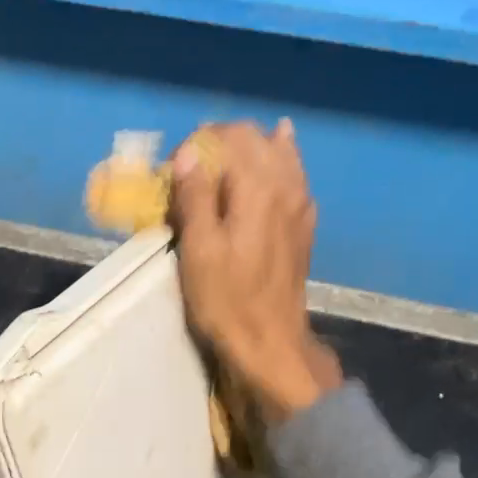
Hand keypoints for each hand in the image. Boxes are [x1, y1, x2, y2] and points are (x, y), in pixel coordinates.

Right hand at [170, 120, 341, 419]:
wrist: (270, 342)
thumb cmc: (226, 299)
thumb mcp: (198, 248)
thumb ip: (195, 196)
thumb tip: (187, 156)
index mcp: (258, 186)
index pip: (229, 135)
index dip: (197, 144)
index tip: (173, 171)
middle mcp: (286, 184)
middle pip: (256, 138)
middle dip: (220, 143)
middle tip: (191, 170)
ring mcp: (300, 204)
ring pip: (279, 152)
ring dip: (249, 150)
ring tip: (223, 165)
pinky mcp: (304, 224)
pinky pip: (293, 176)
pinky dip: (277, 164)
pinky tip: (268, 170)